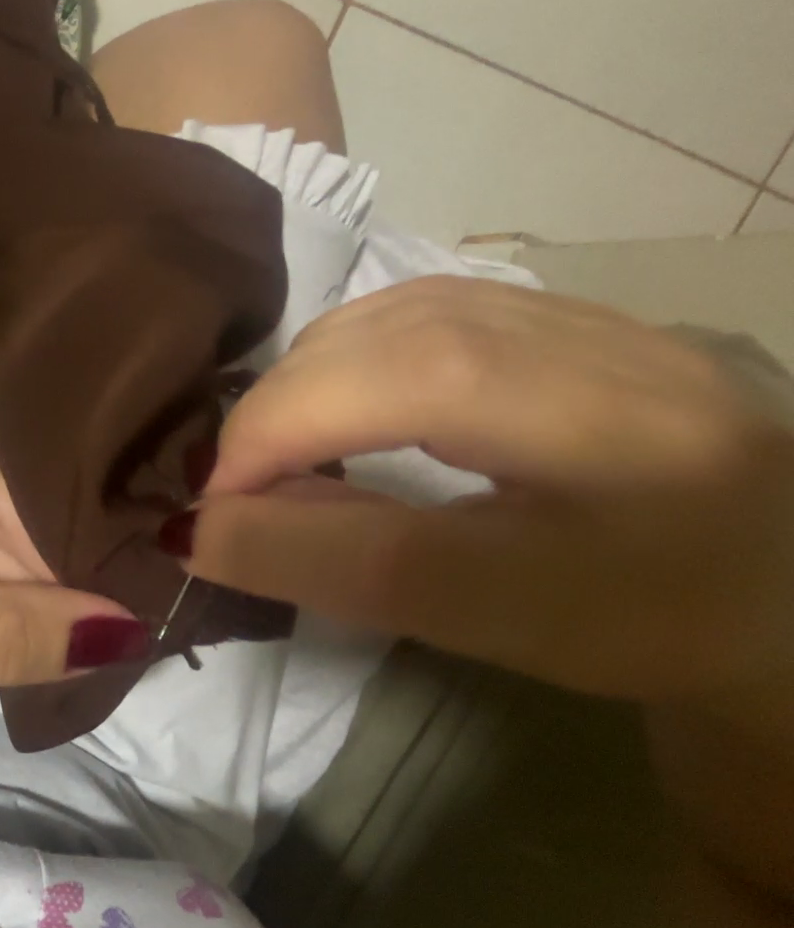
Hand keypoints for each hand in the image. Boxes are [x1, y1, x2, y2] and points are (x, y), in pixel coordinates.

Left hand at [0, 387, 145, 748]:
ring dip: (46, 587)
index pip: (1, 419)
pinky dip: (8, 614)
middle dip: (69, 542)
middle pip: (5, 490)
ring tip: (132, 620)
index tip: (163, 492)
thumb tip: (125, 632)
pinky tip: (68, 641)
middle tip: (163, 582)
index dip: (79, 453)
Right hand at [184, 276, 793, 705]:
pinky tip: (340, 407)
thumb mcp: (478, 612)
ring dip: (302, 382)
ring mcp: (575, 317)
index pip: (404, 385)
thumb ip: (330, 564)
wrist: (773, 586)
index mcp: (602, 417)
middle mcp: (589, 339)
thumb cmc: (631, 618)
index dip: (272, 435)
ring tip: (280, 456)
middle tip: (234, 492)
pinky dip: (341, 359)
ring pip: (390, 311)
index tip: (207, 511)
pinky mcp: (559, 319)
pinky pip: (415, 309)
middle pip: (385, 335)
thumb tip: (190, 531)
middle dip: (273, 411)